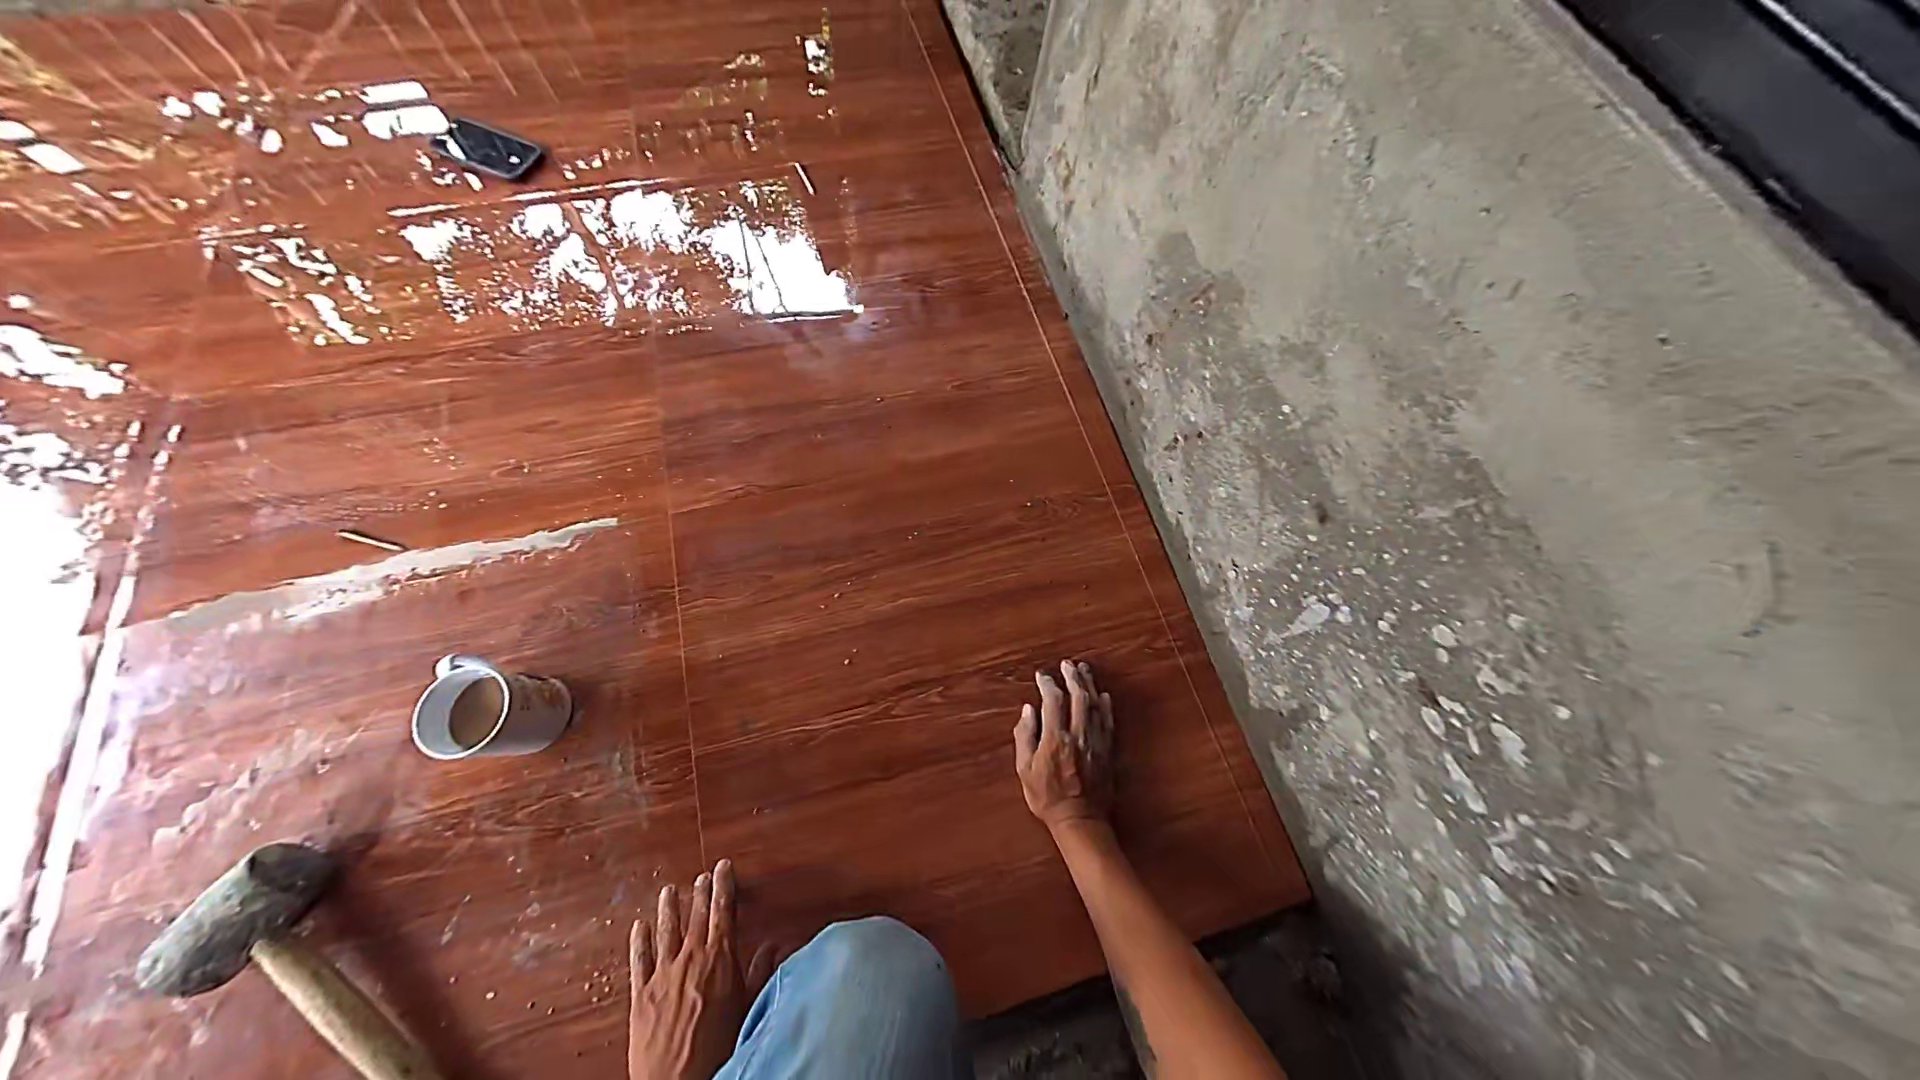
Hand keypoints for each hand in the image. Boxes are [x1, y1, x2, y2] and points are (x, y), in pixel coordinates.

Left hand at [628, 860, 774, 1079]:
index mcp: (719, 957)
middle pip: (696, 915)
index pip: (723, 910)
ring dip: (668, 908)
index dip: (724, 885)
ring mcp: (663, 974)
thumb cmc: (719, 1045)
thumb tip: (773, 946)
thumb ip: (759, 972)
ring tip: (668, 891)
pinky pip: (639, 960)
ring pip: (666, 930)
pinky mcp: (641, 994)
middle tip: (701, 875)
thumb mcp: (748, 1005)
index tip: (723, 867)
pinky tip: (639, 926)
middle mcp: (691, 957)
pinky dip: (639, 941)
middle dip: (699, 892)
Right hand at [1013, 659, 1115, 832]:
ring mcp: (1095, 742)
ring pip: (1095, 705)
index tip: (1042, 676)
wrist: (1080, 821)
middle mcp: (1078, 736)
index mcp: (1055, 739)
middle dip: (1072, 676)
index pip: (1052, 701)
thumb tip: (1028, 711)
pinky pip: (1108, 722)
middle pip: (1078, 696)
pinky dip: (1105, 706)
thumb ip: (1025, 737)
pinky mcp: (1107, 751)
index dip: (1047, 684)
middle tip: (1066, 664)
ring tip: (1083, 670)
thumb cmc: (1047, 798)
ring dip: (1088, 685)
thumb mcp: (1025, 770)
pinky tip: (1103, 695)